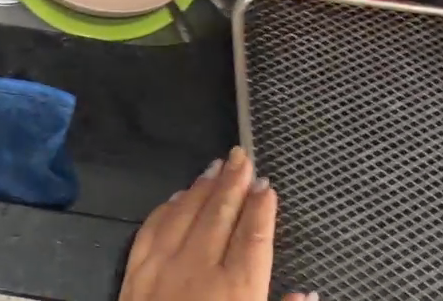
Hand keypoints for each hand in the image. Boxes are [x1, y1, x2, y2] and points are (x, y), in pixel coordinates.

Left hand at [121, 145, 313, 300]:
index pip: (253, 236)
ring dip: (201, 187)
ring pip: (185, 212)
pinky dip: (166, 208)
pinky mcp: (134, 275)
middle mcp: (199, 269)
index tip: (268, 185)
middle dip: (233, 183)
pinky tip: (176, 196)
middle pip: (220, 214)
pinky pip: (152, 228)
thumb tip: (309, 295)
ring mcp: (162, 268)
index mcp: (236, 291)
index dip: (262, 208)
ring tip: (215, 166)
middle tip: (242, 156)